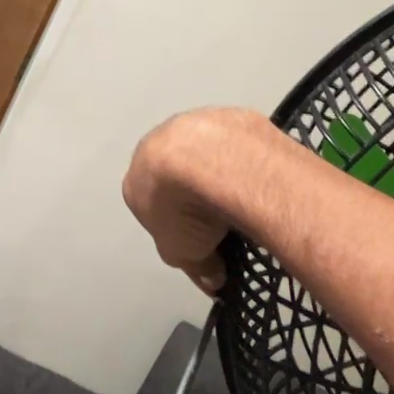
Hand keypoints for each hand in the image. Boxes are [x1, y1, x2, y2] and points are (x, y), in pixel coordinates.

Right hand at [123, 108, 269, 293]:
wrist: (212, 159)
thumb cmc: (184, 209)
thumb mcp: (184, 253)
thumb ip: (196, 266)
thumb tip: (214, 279)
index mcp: (135, 178)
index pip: (152, 204)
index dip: (176, 223)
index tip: (202, 239)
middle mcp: (154, 144)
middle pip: (175, 172)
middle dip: (196, 192)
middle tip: (223, 217)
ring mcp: (189, 123)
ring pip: (205, 152)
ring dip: (220, 170)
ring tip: (245, 195)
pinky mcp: (223, 113)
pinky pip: (234, 141)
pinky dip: (244, 156)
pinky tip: (258, 174)